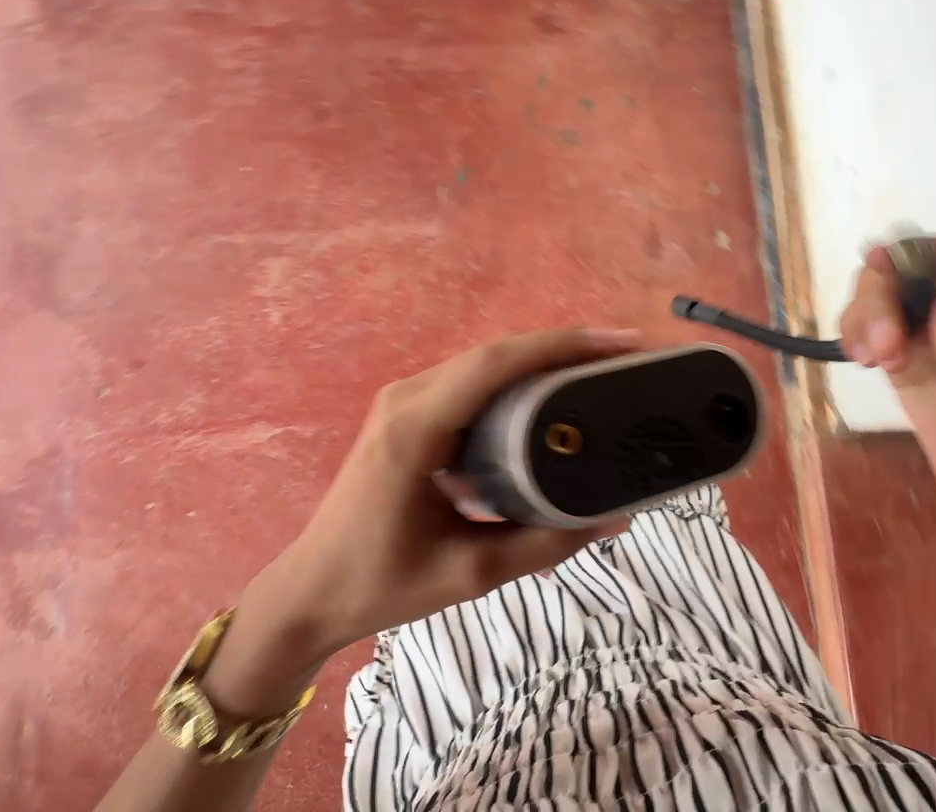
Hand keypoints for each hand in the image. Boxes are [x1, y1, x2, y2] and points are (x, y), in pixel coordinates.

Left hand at [202, 328, 639, 714]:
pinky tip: (553, 395)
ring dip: (543, 360)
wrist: (310, 591)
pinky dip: (519, 380)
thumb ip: (546, 544)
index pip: (496, 365)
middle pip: (496, 354)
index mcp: (415, 430)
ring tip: (600, 371)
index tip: (618, 344)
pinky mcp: (408, 412)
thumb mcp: (471, 572)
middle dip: (564, 348)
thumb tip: (617, 516)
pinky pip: (473, 382)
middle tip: (624, 358)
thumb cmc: (382, 583)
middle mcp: (407, 399)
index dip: (561, 346)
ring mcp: (404, 401)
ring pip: (486, 363)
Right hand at [837, 237, 935, 530]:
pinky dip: (857, 337)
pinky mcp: (908, 367)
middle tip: (876, 348)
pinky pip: (874, 334)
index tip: (880, 269)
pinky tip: (861, 362)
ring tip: (867, 361)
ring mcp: (933, 341)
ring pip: (884, 299)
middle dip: (881, 294)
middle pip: (909, 274)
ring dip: (863, 316)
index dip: (916, 253)